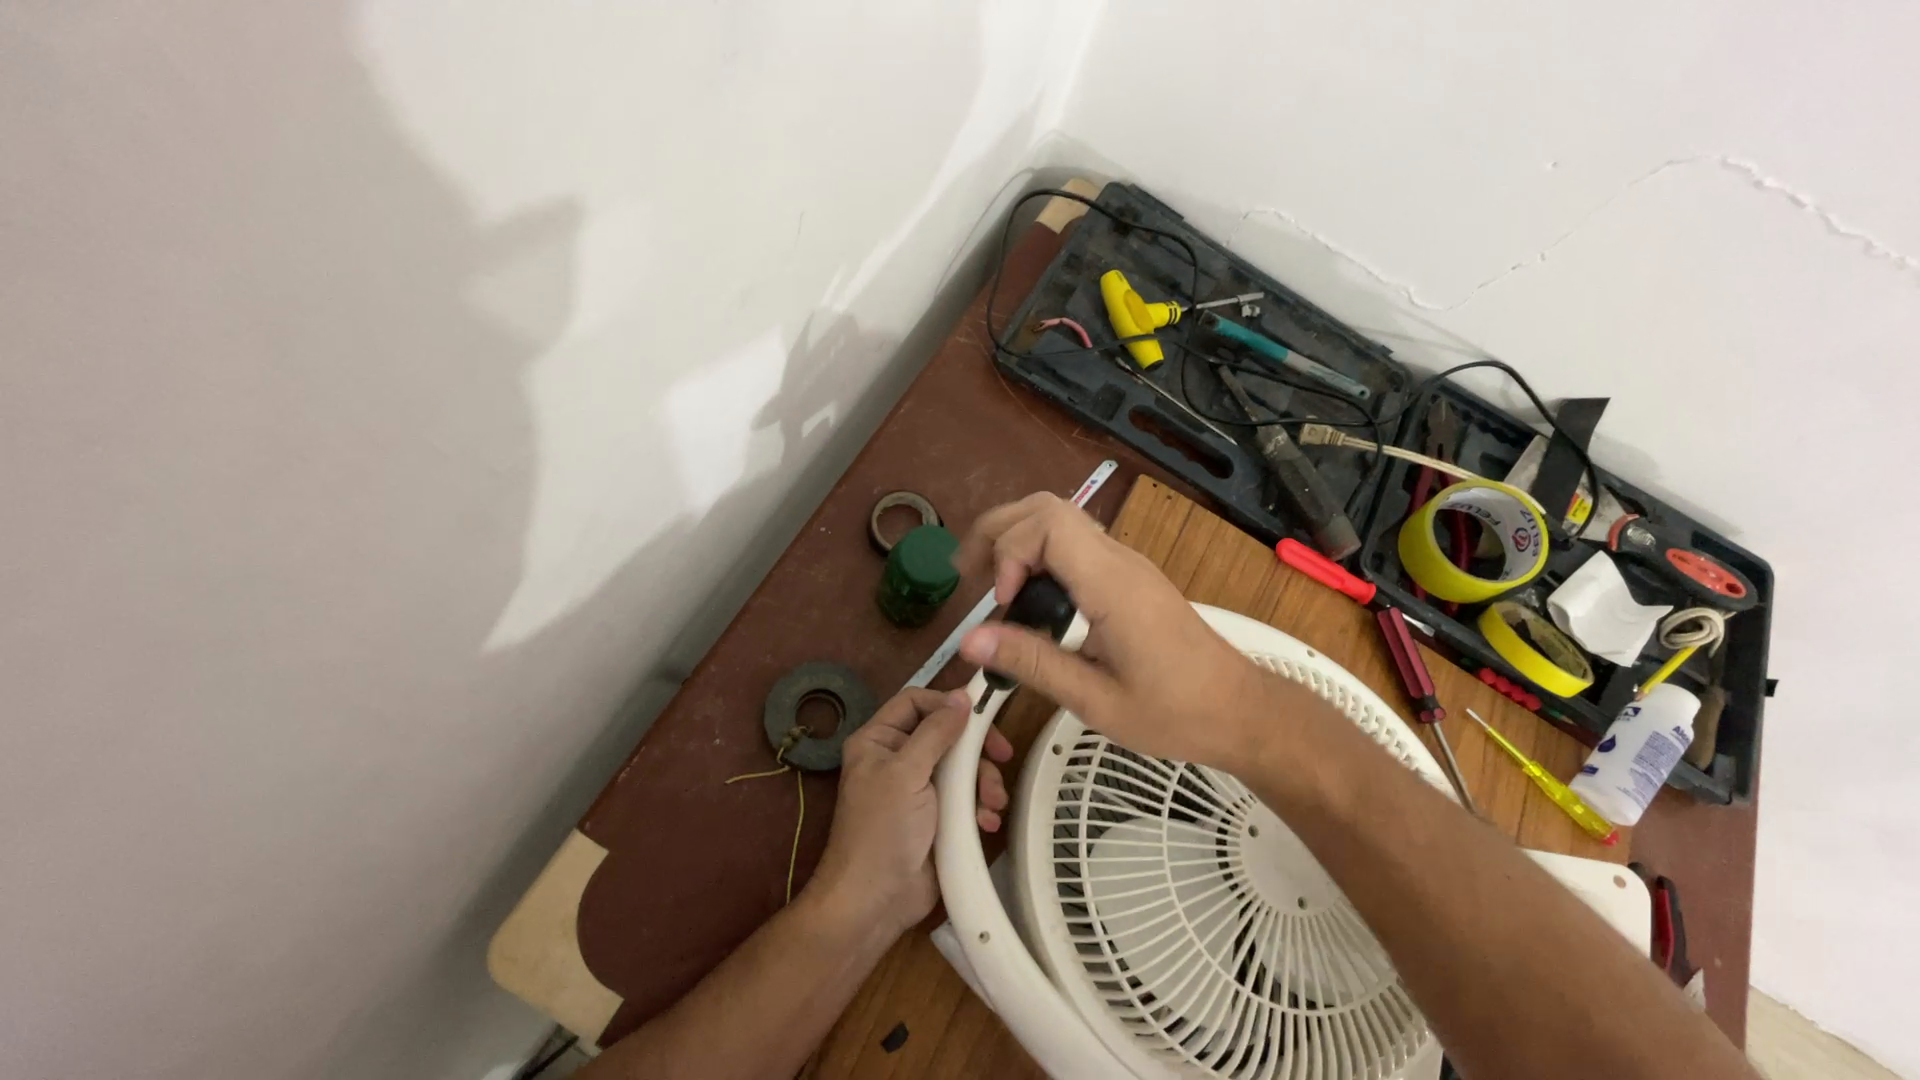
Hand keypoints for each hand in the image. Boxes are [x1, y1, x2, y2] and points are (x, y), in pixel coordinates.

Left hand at [806, 687, 1012, 938]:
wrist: (876, 900)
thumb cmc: (883, 830)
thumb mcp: (907, 773)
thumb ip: (936, 733)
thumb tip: (962, 696)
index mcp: (878, 741)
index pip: (915, 702)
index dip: (946, 703)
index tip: (980, 713)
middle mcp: (897, 758)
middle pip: (946, 734)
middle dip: (975, 749)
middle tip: (1003, 754)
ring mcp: (918, 789)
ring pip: (961, 767)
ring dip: (982, 782)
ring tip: (992, 804)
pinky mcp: (937, 816)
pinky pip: (965, 797)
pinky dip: (979, 806)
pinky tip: (987, 822)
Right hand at [956, 492, 1310, 769]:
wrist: (1241, 711)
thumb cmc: (1175, 713)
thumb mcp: (1096, 700)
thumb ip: (1033, 663)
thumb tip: (970, 640)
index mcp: (1113, 585)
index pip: (1048, 524)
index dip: (1008, 551)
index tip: (1001, 602)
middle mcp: (1120, 561)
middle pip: (1048, 507)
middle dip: (998, 531)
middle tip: (969, 576)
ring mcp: (1127, 565)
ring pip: (1061, 519)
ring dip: (1016, 539)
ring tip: (989, 585)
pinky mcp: (1128, 577)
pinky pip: (1075, 543)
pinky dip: (1038, 554)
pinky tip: (1026, 595)